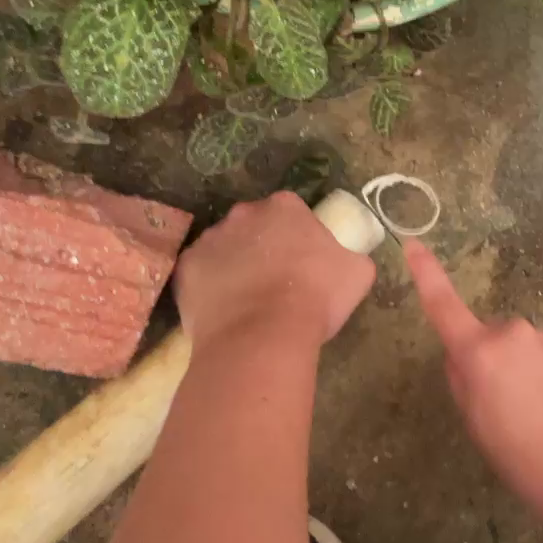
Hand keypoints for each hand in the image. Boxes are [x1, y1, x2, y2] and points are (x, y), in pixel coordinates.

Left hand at [174, 192, 375, 355]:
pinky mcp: (186, 268)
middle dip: (261, 244)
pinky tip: (223, 310)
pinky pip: (200, 273)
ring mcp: (211, 239)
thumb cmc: (316, 297)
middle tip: (274, 278)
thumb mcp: (356, 272)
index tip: (301, 259)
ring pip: (224, 247)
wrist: (263, 336)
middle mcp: (245, 213)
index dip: (296, 234)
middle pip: (253, 224)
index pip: (290, 211)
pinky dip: (209, 287)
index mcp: (286, 206)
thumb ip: (349, 256)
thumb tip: (345, 261)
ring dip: (234, 264)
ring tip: (247, 299)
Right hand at [404, 240, 542, 524]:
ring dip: (515, 371)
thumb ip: (462, 382)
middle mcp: (513, 332)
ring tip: (531, 420)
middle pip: (484, 338)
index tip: (412, 244)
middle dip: (484, 363)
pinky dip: (539, 376)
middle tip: (497, 413)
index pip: (444, 306)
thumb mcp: (477, 426)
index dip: (426, 274)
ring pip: (514, 349)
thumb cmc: (524, 458)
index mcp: (481, 352)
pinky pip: (540, 356)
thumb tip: (460, 357)